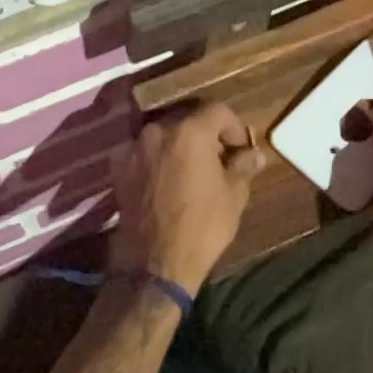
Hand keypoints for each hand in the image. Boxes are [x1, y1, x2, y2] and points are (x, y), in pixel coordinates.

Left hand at [111, 103, 266, 294]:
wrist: (153, 262)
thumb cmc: (201, 228)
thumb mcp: (233, 197)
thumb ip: (243, 167)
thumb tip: (255, 154)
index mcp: (189, 132)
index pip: (217, 110)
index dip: (234, 127)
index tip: (240, 150)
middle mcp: (157, 130)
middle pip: (187, 119)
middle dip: (206, 134)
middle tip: (219, 160)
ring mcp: (133, 147)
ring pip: (163, 134)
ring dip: (180, 145)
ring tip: (192, 171)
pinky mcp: (118, 166)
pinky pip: (144, 151)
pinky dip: (157, 157)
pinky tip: (167, 180)